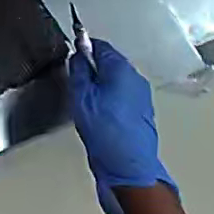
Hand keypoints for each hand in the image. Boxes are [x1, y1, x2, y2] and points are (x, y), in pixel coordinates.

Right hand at [69, 39, 172, 213]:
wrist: (128, 167)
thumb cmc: (104, 130)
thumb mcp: (81, 96)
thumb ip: (78, 71)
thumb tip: (78, 55)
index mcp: (122, 69)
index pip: (100, 46)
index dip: (83, 50)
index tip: (71, 61)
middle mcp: (136, 79)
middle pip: (109, 63)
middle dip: (91, 70)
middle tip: (76, 86)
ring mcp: (141, 96)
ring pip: (115, 81)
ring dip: (100, 86)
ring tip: (86, 104)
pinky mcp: (142, 113)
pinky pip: (122, 96)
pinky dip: (109, 100)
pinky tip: (99, 116)